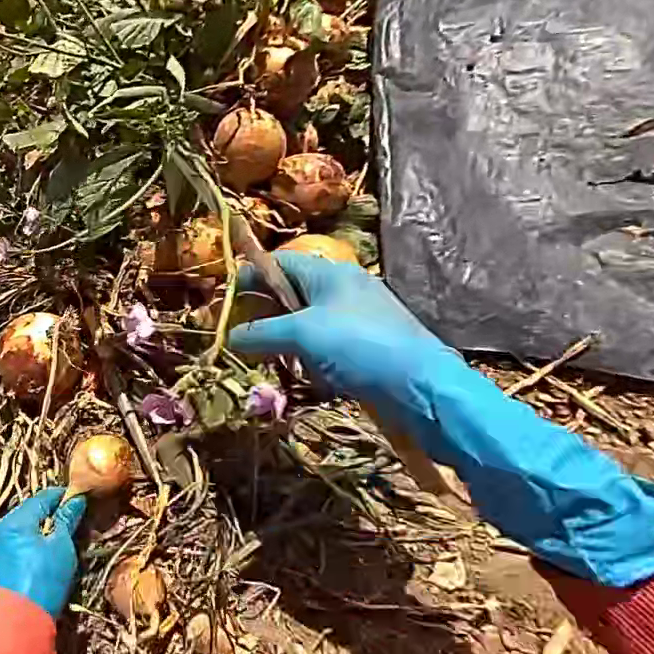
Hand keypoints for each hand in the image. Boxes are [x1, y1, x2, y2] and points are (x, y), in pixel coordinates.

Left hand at [0, 487, 86, 616]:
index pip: (43, 497)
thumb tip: (75, 500)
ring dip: (43, 534)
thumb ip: (67, 520)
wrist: (14, 629)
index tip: (82, 500)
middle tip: (77, 523)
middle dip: (53, 517)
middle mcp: (0, 530)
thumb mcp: (61, 548)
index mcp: (14, 520)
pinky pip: (17, 549)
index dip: (64, 497)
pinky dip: (33, 549)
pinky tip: (48, 560)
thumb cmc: (41, 582)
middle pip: (31, 514)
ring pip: (24, 533)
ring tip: (65, 543)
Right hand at [230, 254, 653, 587]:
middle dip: (265, 315)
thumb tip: (230, 337)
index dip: (250, 278)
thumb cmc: (361, 347)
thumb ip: (261, 332)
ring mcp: (359, 319)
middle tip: (246, 339)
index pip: (279, 263)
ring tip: (277, 363)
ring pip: (307, 323)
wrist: (426, 389)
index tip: (227, 302)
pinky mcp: (369, 347)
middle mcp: (345, 289)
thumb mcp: (303, 335)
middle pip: (291, 293)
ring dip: (287, 341)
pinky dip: (311, 358)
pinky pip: (327, 346)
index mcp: (330, 273)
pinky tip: (313, 378)